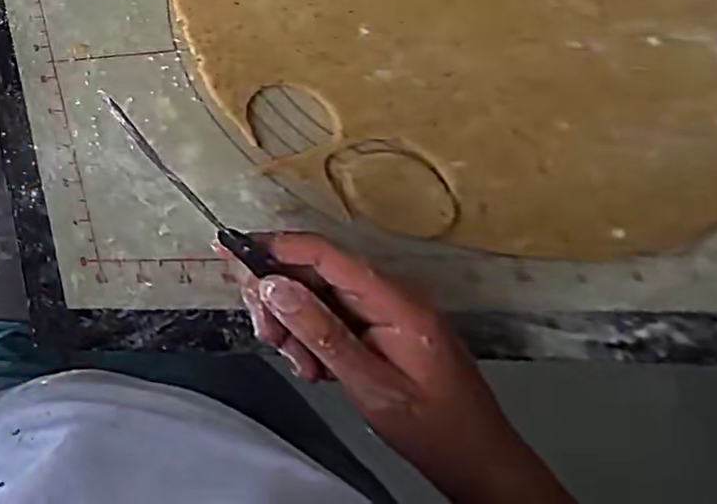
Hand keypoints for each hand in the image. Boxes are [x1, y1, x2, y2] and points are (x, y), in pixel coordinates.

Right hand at [226, 233, 573, 503]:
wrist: (485, 470)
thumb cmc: (437, 431)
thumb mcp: (373, 387)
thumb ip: (321, 332)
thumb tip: (271, 284)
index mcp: (395, 300)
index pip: (323, 253)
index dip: (274, 246)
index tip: (231, 250)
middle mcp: (386, 293)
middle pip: (311, 271)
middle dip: (277, 297)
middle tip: (264, 333)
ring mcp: (380, 308)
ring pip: (312, 293)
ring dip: (291, 322)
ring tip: (296, 360)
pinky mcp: (375, 324)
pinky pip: (326, 313)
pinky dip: (307, 334)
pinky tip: (312, 364)